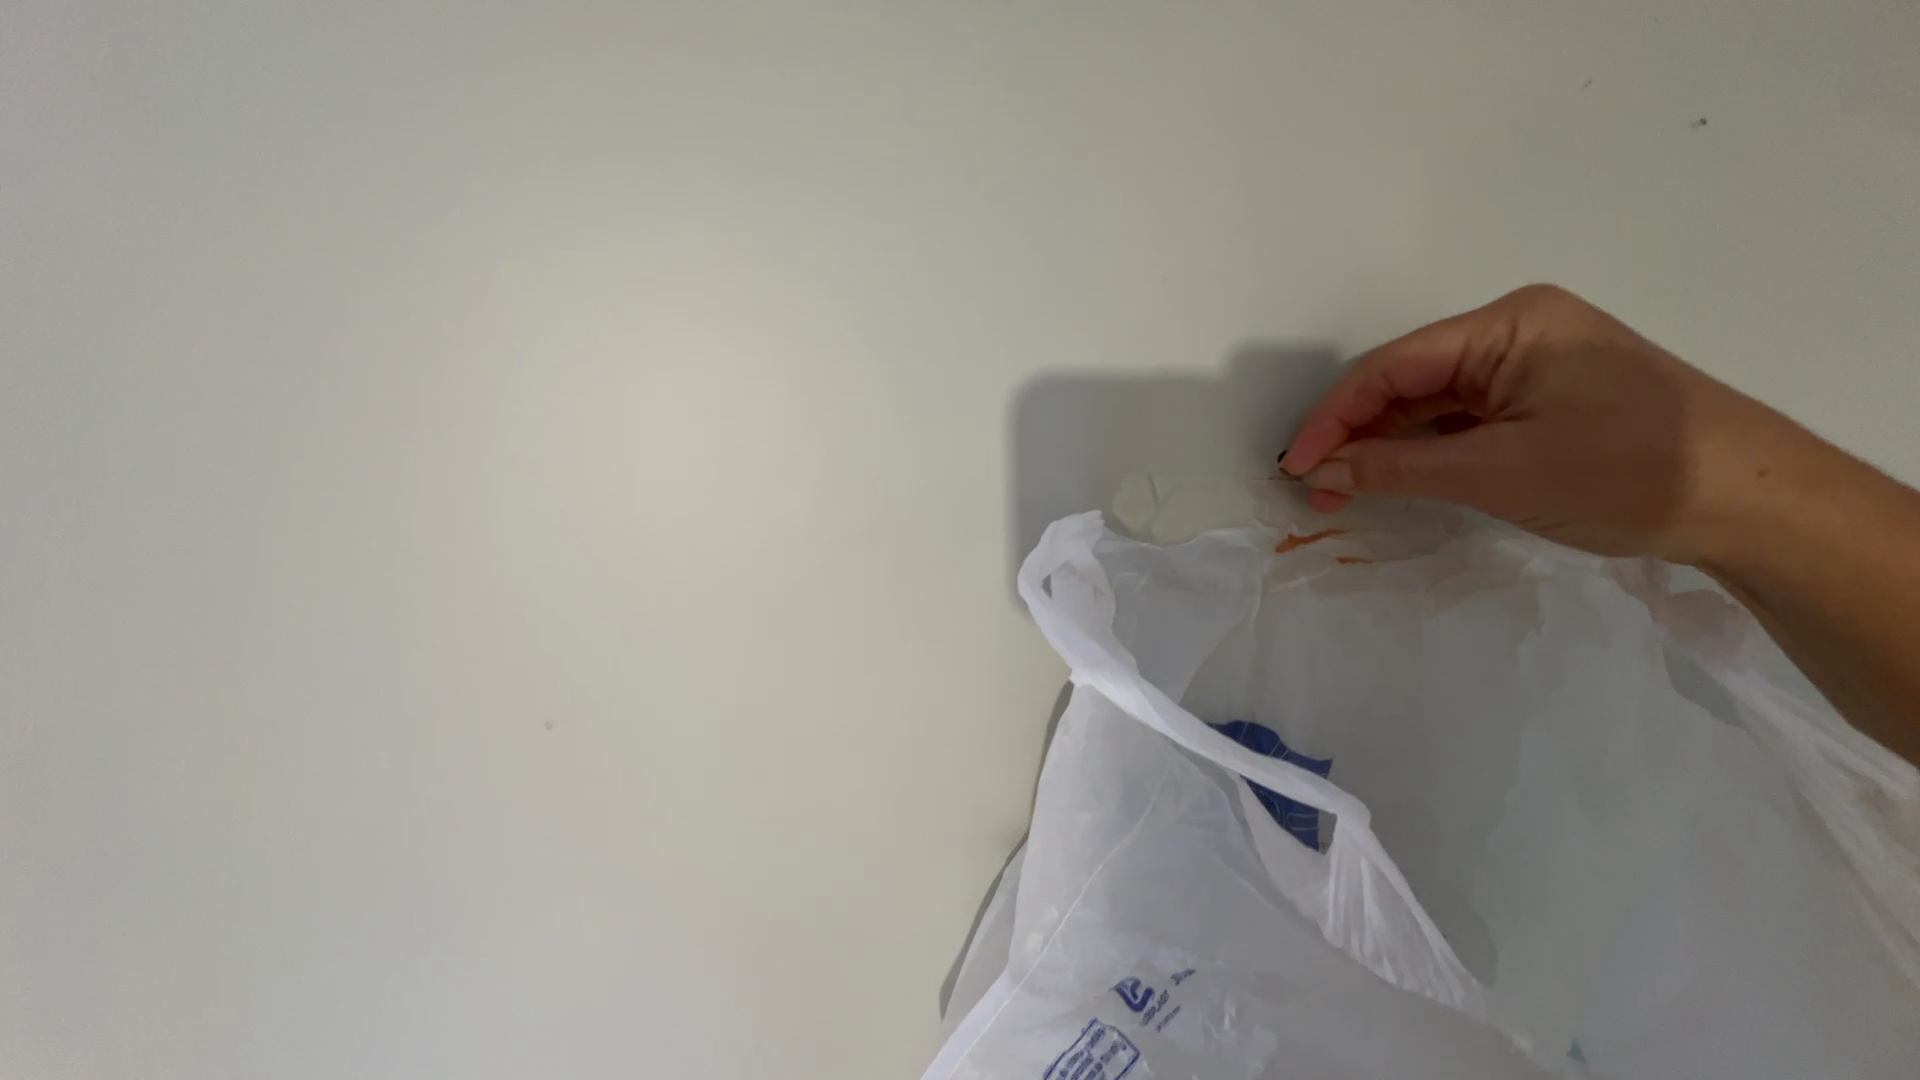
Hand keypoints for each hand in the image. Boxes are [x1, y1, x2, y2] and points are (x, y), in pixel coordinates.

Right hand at [1280, 285, 1808, 562]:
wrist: (1755, 503)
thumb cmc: (1623, 473)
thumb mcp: (1494, 472)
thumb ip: (1395, 468)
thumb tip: (1319, 473)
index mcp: (1508, 324)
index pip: (1391, 367)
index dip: (1333, 418)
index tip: (1294, 466)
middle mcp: (1515, 332)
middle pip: (1406, 380)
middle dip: (1354, 434)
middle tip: (1314, 487)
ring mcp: (1530, 365)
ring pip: (1430, 402)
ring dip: (1384, 446)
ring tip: (1342, 490)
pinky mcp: (1542, 398)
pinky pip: (1461, 418)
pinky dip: (1423, 449)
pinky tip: (1393, 477)